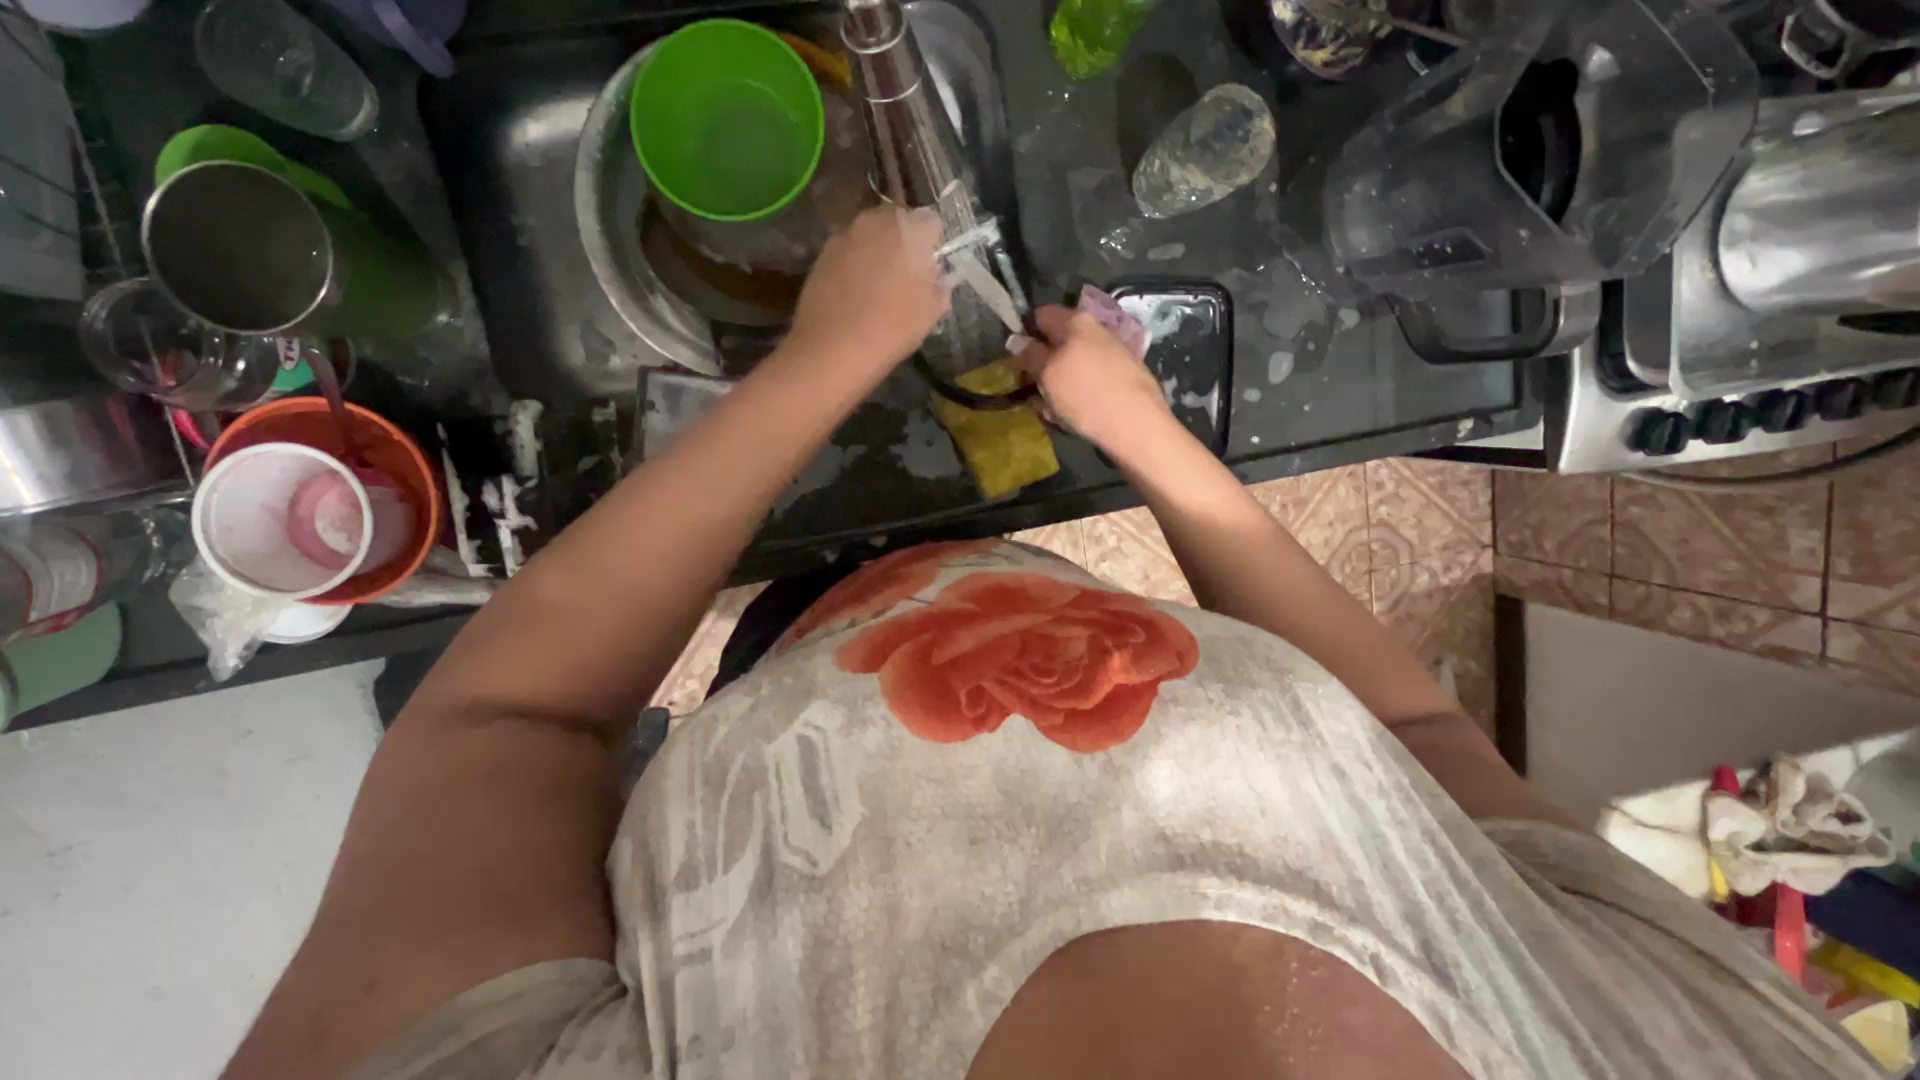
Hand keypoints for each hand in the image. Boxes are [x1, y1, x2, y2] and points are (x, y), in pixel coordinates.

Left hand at [785, 205, 949, 375]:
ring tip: (875, 285)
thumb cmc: (892, 328)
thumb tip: (936, 279)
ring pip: (868, 235)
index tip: (930, 268)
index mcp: (910, 229)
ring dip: (875, 251)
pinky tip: (852, 293)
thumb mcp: (931, 312)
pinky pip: (846, 251)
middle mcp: (875, 221)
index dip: (933, 244)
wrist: (832, 348)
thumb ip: (939, 287)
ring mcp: (844, 235)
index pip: (931, 223)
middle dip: (902, 241)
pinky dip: (852, 264)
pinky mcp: (821, 254)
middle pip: (896, 221)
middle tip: (904, 274)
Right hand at [1014, 304, 1174, 450]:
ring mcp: (1112, 352)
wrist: (1137, 425)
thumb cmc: (1085, 395)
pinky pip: (1089, 378)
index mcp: (1076, 320)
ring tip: (1053, 410)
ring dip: (1057, 384)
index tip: (1018, 361)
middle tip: (1033, 391)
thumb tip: (1016, 340)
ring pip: (1072, 363)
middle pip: (1057, 341)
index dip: (1025, 335)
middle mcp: (1096, 329)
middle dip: (1042, 365)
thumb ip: (1030, 354)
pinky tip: (1074, 415)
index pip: (1041, 314)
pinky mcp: (1123, 375)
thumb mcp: (1048, 374)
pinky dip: (1077, 393)